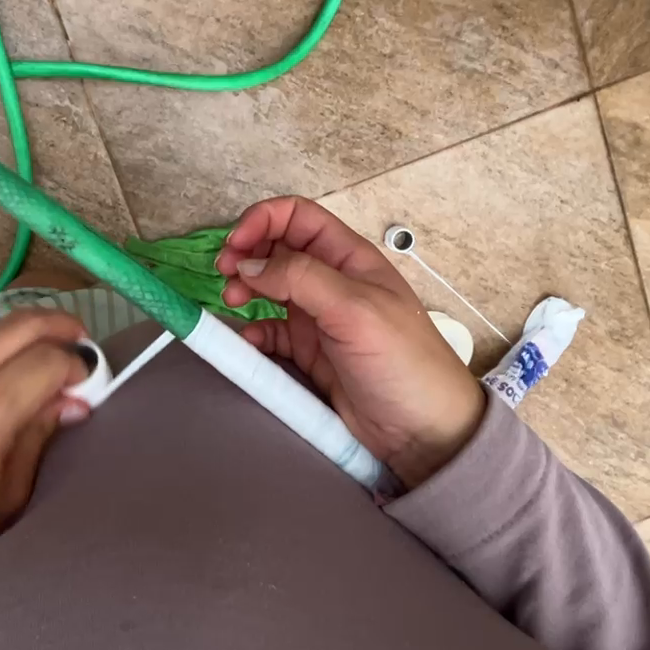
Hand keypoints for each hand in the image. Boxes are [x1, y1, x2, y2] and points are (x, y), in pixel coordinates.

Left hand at [0, 310, 90, 574]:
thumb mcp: (12, 489)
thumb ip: (42, 432)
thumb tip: (74, 399)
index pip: (51, 360)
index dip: (79, 364)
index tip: (88, 378)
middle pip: (25, 323)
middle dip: (62, 326)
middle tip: (78, 341)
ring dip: (19, 335)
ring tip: (30, 358)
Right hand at [217, 196, 484, 487]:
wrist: (425, 433)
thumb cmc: (403, 361)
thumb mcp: (354, 309)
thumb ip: (299, 277)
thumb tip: (246, 264)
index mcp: (348, 257)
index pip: (297, 217)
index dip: (262, 220)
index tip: (235, 244)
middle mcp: (330, 280)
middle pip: (276, 248)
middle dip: (246, 253)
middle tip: (224, 274)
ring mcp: (317, 316)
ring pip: (267, 288)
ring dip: (244, 289)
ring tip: (233, 304)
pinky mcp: (307, 351)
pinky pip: (268, 331)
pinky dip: (252, 332)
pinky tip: (250, 341)